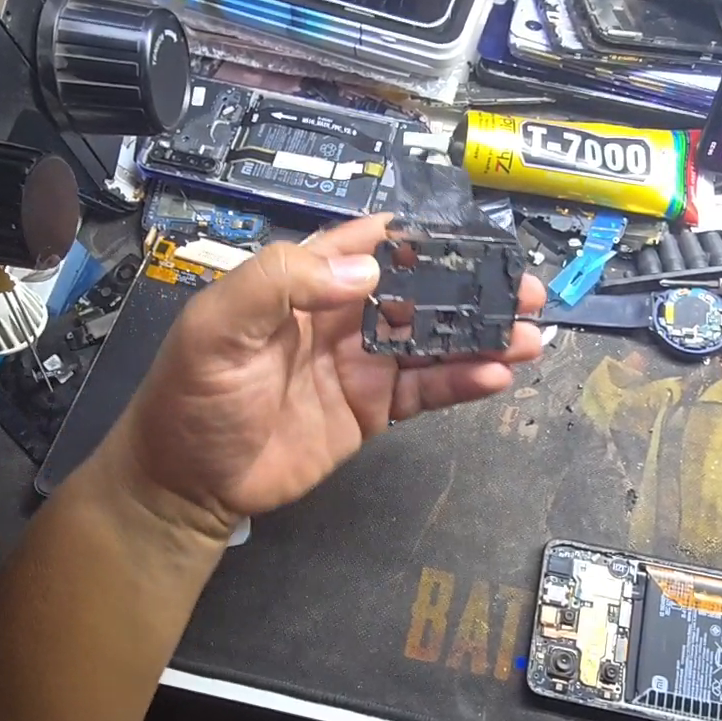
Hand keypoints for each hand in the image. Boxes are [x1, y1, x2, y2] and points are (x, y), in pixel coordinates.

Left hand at [89, 215, 544, 540]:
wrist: (189, 482)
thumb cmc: (194, 396)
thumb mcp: (219, 325)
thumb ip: (283, 281)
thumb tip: (371, 269)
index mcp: (303, 283)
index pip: (371, 246)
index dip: (421, 238)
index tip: (473, 238)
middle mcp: (342, 317)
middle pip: (419, 293)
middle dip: (472, 287)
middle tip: (525, 290)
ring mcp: (362, 366)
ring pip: (433, 342)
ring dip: (482, 336)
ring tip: (531, 335)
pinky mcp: (373, 411)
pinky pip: (425, 392)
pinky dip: (462, 383)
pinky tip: (497, 376)